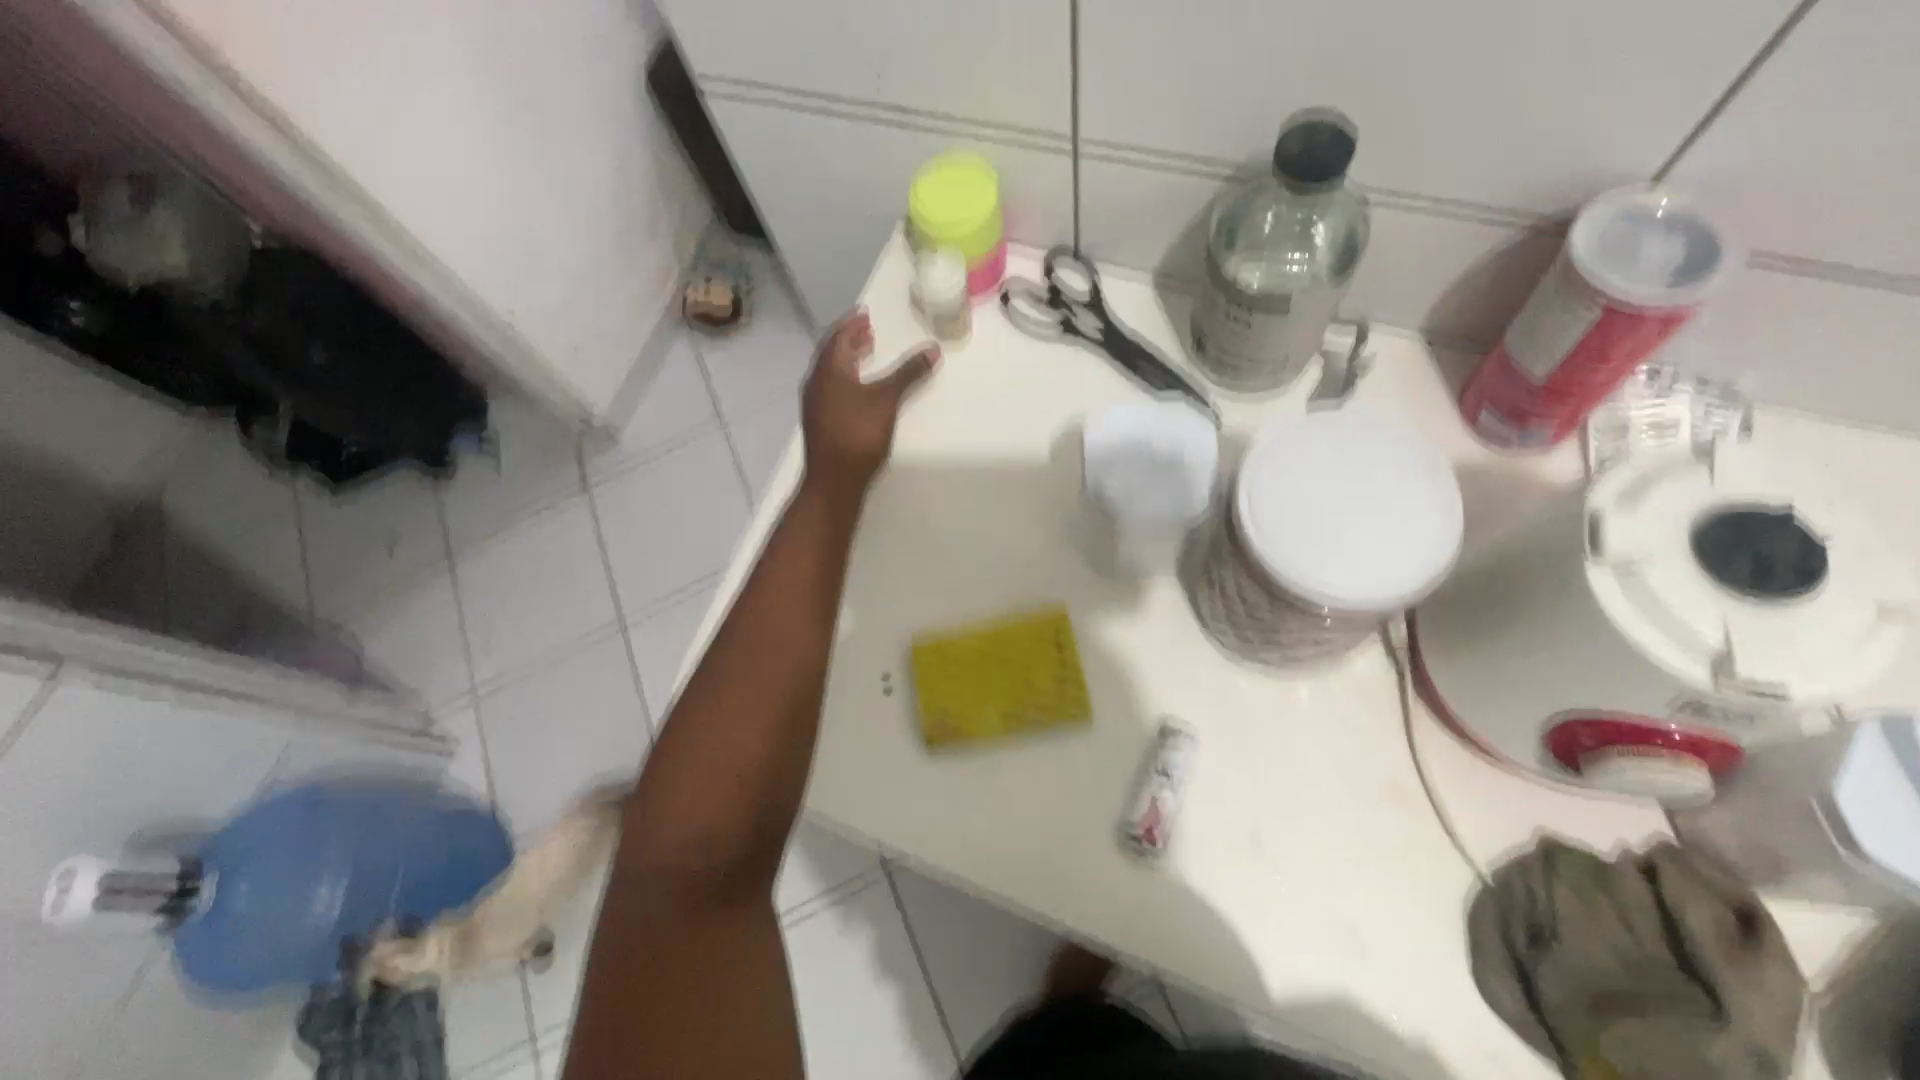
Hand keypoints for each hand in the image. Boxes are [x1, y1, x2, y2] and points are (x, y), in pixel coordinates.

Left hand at [800, 310, 937, 504]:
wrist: (833, 480)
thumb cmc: (858, 434)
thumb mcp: (887, 399)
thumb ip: (908, 373)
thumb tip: (932, 349)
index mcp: (829, 370)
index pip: (838, 337)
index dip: (852, 323)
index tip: (864, 313)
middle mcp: (817, 382)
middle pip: (831, 352)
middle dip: (849, 339)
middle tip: (867, 330)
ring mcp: (815, 403)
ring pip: (830, 371)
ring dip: (847, 358)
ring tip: (866, 354)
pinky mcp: (819, 421)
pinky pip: (831, 387)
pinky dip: (845, 377)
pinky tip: (858, 389)